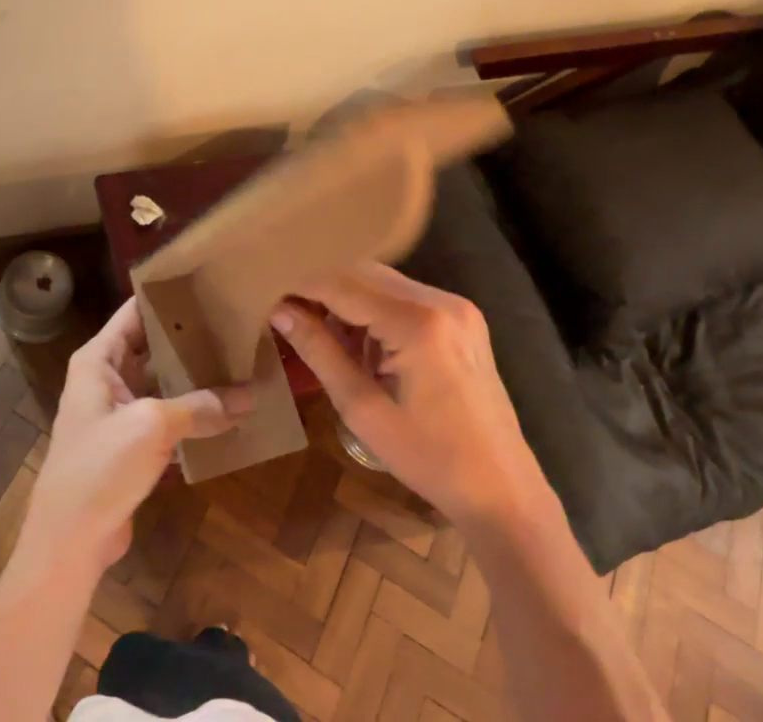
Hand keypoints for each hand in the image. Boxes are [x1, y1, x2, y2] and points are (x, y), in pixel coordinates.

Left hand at [17, 298, 252, 573]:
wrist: (70, 537)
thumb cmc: (101, 466)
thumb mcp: (152, 425)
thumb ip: (200, 407)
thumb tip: (248, 398)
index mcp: (97, 360)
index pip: (134, 313)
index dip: (167, 297)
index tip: (208, 284)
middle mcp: (104, 380)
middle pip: (150, 348)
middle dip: (189, 339)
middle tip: (237, 325)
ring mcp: (116, 415)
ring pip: (161, 386)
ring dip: (194, 381)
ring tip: (240, 365)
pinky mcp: (129, 448)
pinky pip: (165, 421)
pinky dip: (191, 417)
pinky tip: (227, 415)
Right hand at [271, 264, 542, 523]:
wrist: (502, 490)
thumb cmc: (428, 459)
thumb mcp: (362, 408)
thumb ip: (319, 352)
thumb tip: (278, 311)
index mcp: (417, 322)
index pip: (340, 282)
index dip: (296, 282)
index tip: (260, 289)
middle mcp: (440, 301)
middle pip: (362, 272)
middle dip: (317, 286)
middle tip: (278, 307)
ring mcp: (457, 309)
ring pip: (381, 283)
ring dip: (343, 298)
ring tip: (310, 326)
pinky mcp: (462, 321)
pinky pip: (403, 299)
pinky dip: (371, 311)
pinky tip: (352, 340)